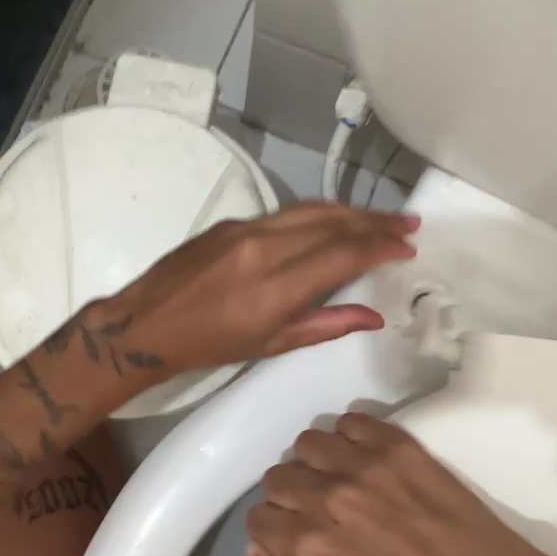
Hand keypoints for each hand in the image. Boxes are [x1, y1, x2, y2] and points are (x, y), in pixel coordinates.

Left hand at [93, 203, 417, 374]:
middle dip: (375, 222)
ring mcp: (246, 229)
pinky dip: (319, 214)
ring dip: (351, 212)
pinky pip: (286, 212)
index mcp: (276, 286)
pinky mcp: (232, 223)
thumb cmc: (209, 345)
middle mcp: (264, 248)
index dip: (380, 247)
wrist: (147, 323)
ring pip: (310, 210)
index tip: (407, 246)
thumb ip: (326, 325)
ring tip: (382, 218)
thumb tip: (374, 316)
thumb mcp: (271, 345)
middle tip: (409, 223)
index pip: (342, 255)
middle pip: (332, 223)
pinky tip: (335, 220)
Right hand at [246, 413, 556, 555]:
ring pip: (307, 444)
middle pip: (277, 477)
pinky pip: (349, 421)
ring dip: (316, 466)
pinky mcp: (397, 444)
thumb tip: (258, 551)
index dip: (276, 535)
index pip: (258, 518)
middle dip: (291, 501)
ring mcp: (365, 465)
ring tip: (344, 488)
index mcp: (312, 546)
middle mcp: (330, 497)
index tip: (301, 545)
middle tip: (325, 520)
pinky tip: (366, 465)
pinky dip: (349, 439)